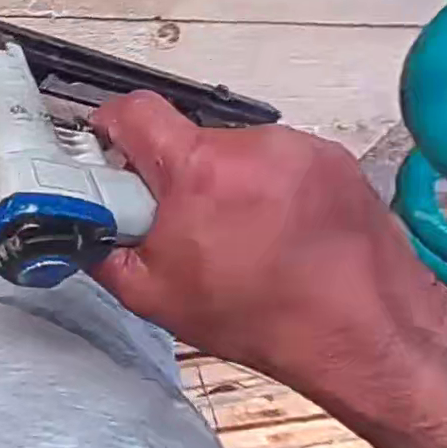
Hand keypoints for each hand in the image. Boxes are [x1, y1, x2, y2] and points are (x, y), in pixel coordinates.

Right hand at [90, 92, 446, 396]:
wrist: (368, 338)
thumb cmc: (264, 317)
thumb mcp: (147, 292)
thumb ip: (99, 246)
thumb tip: (78, 223)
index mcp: (201, 172)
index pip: (134, 109)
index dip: (108, 124)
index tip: (106, 147)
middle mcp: (255, 146)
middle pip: (180, 135)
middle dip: (164, 170)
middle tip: (169, 217)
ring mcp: (300, 149)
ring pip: (224, 147)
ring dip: (210, 178)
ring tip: (225, 230)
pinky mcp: (331, 160)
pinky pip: (267, 157)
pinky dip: (252, 184)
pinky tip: (262, 228)